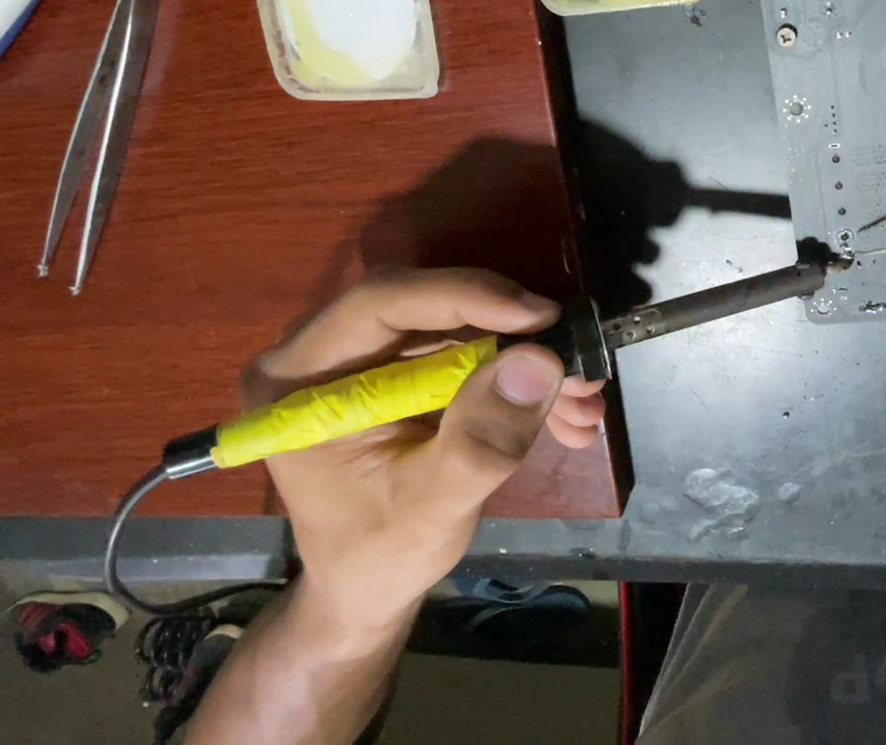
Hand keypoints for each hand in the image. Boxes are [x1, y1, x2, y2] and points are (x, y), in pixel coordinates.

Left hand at [245, 268, 607, 626]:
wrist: (369, 588)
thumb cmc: (378, 556)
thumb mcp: (432, 508)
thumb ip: (480, 441)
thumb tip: (539, 361)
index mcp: (299, 376)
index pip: (381, 303)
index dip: (464, 297)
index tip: (541, 315)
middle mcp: (329, 351)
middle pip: (431, 308)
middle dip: (514, 335)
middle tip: (579, 362)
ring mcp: (371, 358)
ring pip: (463, 328)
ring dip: (531, 361)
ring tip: (586, 402)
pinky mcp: (409, 371)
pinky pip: (474, 354)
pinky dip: (524, 382)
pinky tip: (570, 417)